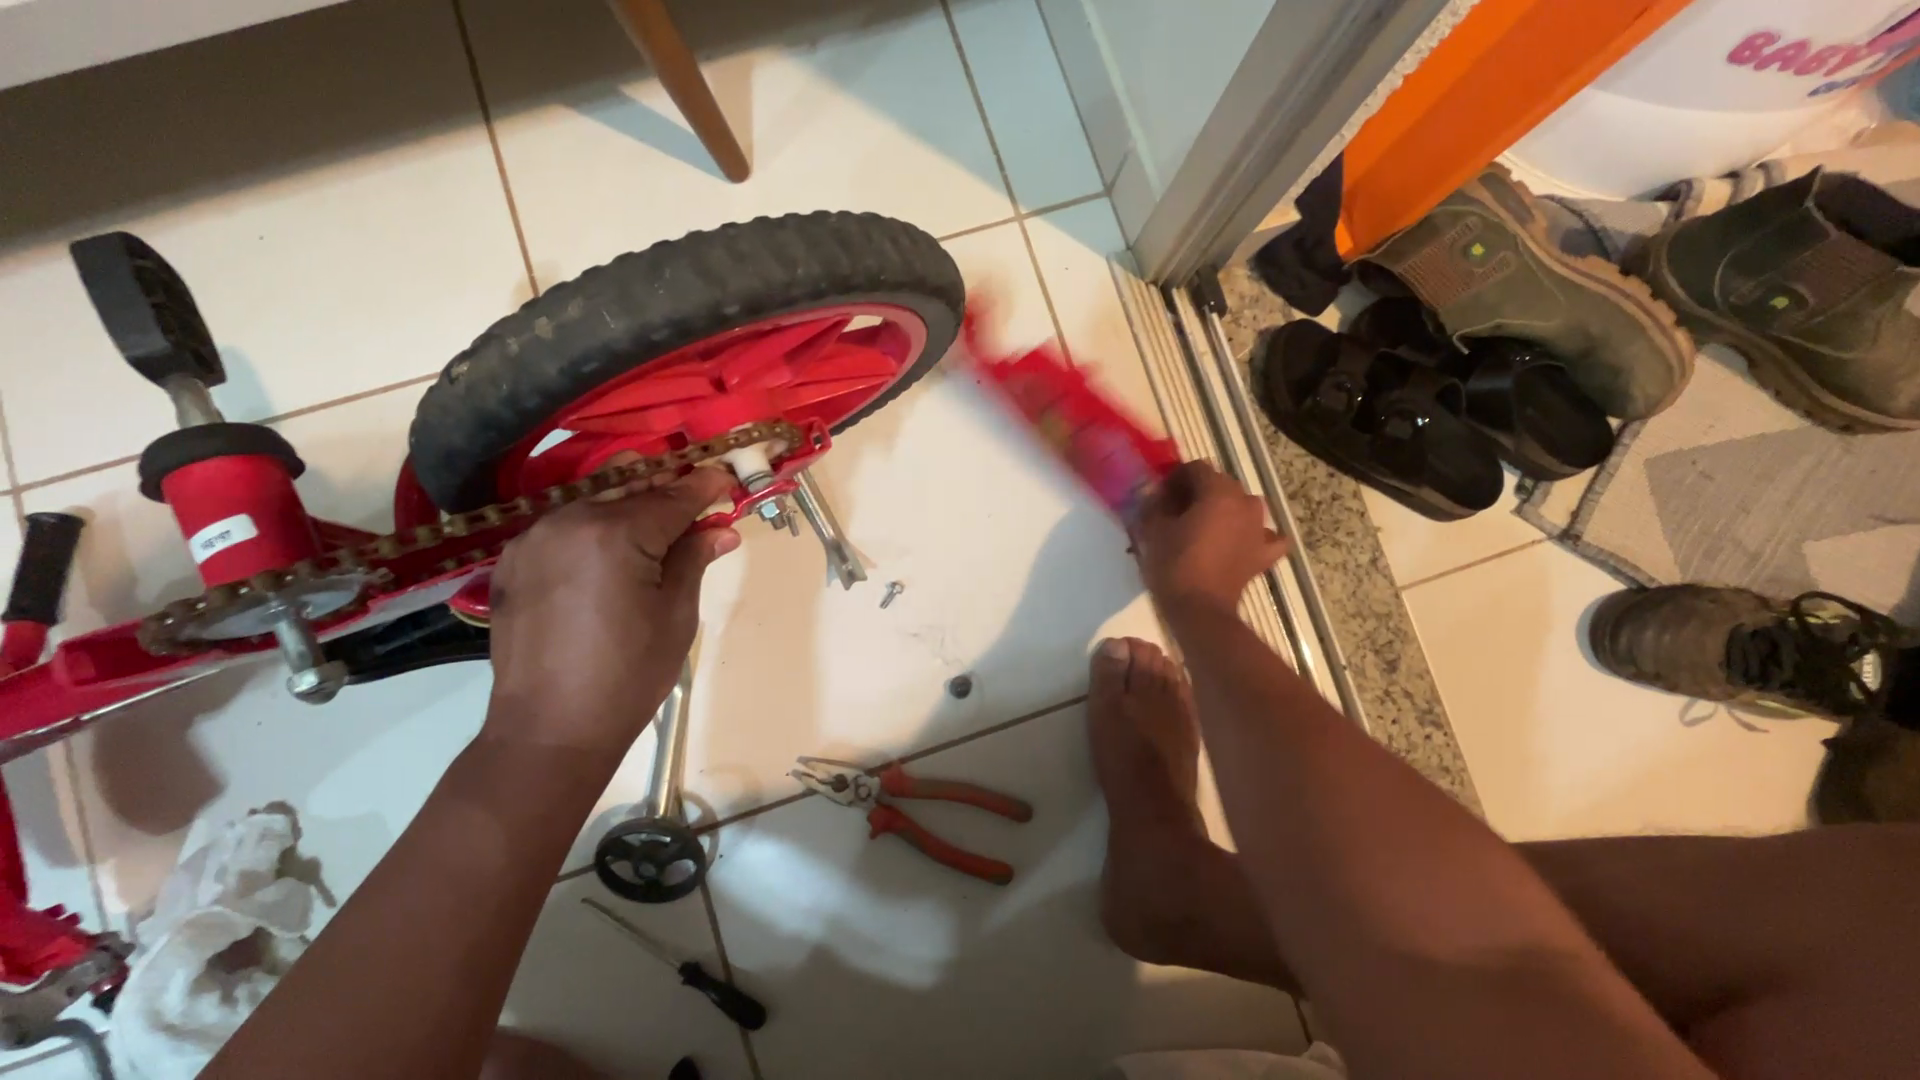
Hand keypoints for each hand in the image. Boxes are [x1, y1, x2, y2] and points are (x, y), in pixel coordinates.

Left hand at [483, 467, 739, 755]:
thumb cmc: (628, 676)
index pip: (673, 496)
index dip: (705, 487)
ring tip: (656, 533)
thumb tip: (721, 529)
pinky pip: (563, 528)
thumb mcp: (676, 616)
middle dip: (667, 491)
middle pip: (631, 490)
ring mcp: (534, 538)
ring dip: (628, 509)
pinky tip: (611, 557)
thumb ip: (693, 559)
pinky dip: (592, 531)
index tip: (728, 481)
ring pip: (594, 504)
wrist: (550, 728)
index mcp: (615, 533)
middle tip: (697, 508)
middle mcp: (569, 520)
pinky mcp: (514, 561)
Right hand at [1134, 461, 1288, 614]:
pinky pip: (1267, 536)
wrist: (1199, 609)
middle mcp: (1245, 503)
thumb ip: (1155, 504)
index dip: (1175, 478)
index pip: (1196, 468)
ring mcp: (1260, 528)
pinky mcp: (1264, 554)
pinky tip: (1244, 542)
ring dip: (1226, 509)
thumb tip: (1154, 493)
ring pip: (1243, 506)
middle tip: (1176, 512)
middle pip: (1220, 484)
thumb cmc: (1174, 564)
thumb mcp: (1154, 530)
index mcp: (1218, 491)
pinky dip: (1256, 535)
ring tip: (1205, 526)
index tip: (1160, 495)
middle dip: (1198, 492)